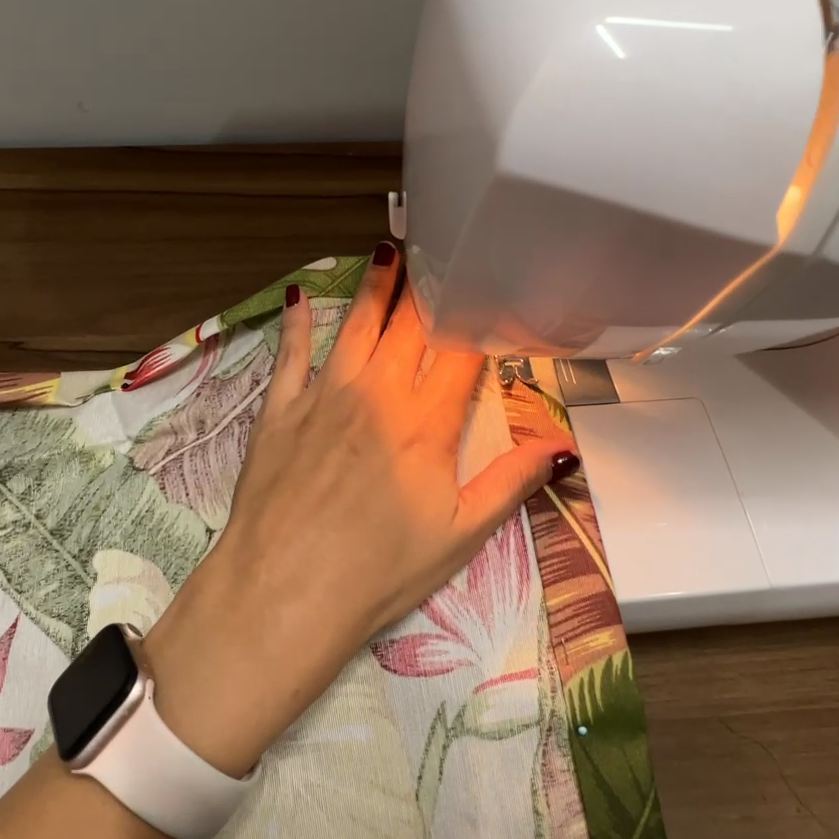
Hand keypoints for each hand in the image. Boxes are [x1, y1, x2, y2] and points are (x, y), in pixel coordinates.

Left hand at [142, 242, 578, 776]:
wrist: (285, 592)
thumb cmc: (377, 572)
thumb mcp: (459, 536)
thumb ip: (509, 482)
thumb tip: (559, 444)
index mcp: (426, 424)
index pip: (460, 350)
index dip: (479, 314)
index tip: (492, 285)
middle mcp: (377, 395)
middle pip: (409, 327)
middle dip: (428, 284)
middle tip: (438, 245)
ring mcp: (323, 397)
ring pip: (354, 326)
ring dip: (373, 286)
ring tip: (386, 249)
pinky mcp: (279, 410)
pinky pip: (291, 354)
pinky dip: (297, 324)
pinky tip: (299, 296)